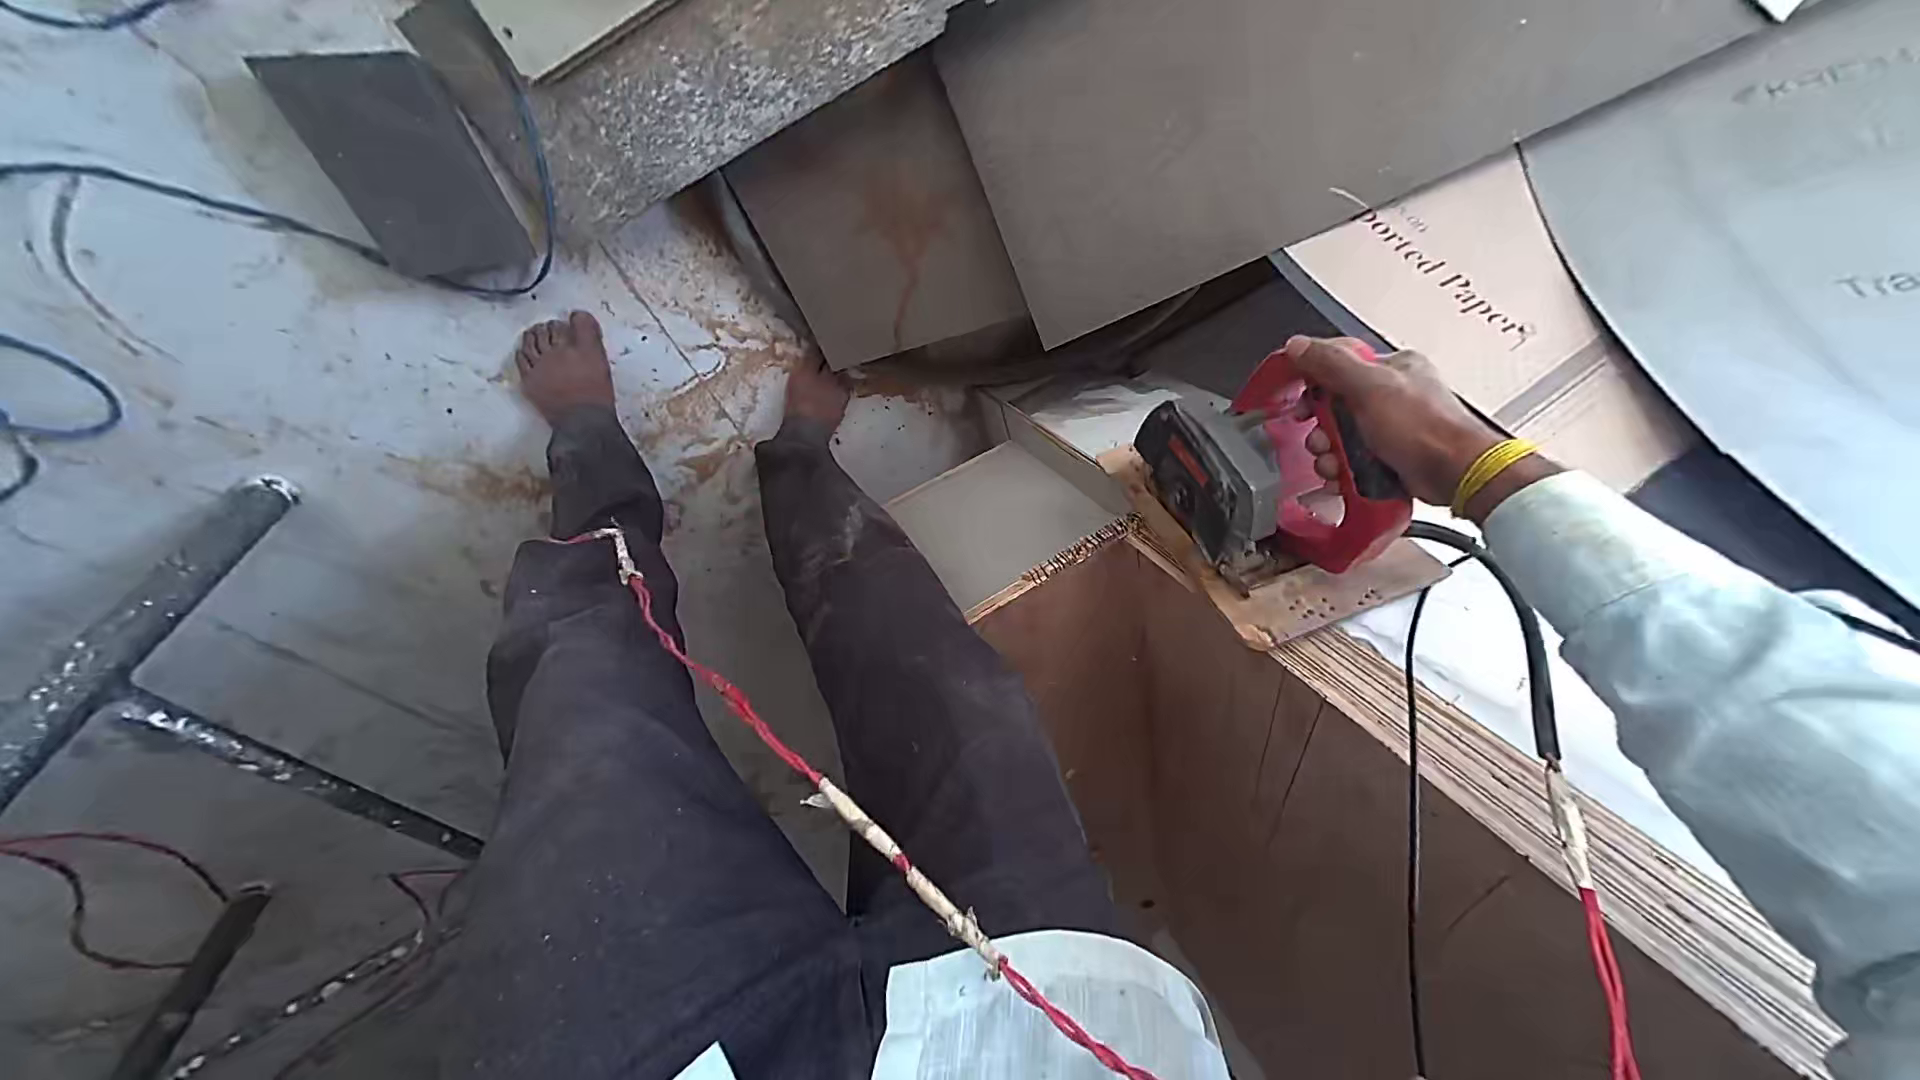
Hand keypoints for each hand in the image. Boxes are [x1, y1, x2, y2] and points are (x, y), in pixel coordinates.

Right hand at [1284, 336, 1508, 508]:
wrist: (1452, 475)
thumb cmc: (1424, 429)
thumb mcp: (1370, 387)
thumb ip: (1331, 364)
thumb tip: (1298, 346)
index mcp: (1391, 369)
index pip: (1337, 365)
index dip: (1312, 383)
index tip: (1300, 401)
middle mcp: (1388, 396)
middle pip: (1331, 407)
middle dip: (1320, 428)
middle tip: (1322, 437)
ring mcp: (1386, 428)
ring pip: (1336, 437)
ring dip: (1328, 453)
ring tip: (1336, 462)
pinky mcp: (1383, 457)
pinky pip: (1347, 460)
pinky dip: (1339, 470)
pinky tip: (1343, 475)